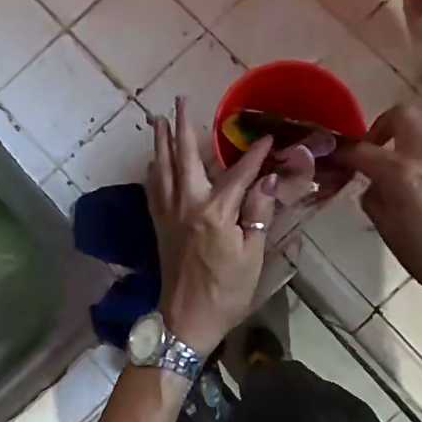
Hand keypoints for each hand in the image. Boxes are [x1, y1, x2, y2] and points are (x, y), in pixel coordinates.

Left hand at [147, 98, 281, 355]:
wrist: (186, 321)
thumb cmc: (226, 292)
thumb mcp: (252, 256)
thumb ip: (258, 214)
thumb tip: (268, 179)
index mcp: (216, 213)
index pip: (239, 174)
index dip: (255, 155)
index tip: (267, 138)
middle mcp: (187, 205)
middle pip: (184, 158)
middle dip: (183, 127)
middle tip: (182, 101)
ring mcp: (169, 214)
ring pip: (162, 169)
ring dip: (160, 142)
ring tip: (157, 119)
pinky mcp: (160, 225)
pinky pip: (153, 189)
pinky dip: (153, 171)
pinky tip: (153, 163)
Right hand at [332, 103, 421, 331]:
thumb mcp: (388, 231)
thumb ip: (375, 198)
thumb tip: (372, 183)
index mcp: (401, 171)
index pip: (361, 150)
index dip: (343, 152)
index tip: (334, 158)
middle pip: (402, 113)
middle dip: (383, 125)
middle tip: (376, 149)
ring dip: (409, 139)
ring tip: (403, 166)